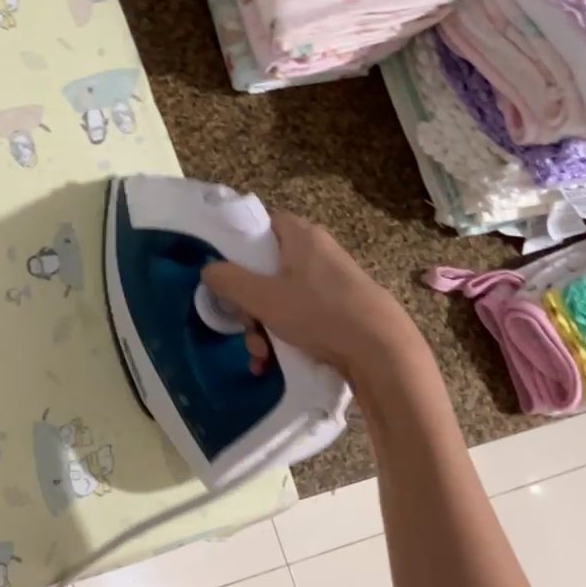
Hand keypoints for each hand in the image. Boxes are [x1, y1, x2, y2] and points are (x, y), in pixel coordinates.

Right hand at [201, 211, 425, 383]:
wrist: (376, 347)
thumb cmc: (316, 312)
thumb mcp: (263, 297)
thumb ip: (230, 281)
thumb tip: (209, 269)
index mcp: (301, 237)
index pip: (264, 224)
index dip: (240, 243)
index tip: (225, 270)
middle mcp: (316, 254)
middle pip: (265, 269)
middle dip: (247, 305)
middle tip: (244, 325)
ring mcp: (327, 282)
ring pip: (278, 299)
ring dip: (260, 329)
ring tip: (260, 355)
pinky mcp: (335, 309)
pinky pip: (297, 317)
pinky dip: (280, 337)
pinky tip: (271, 362)